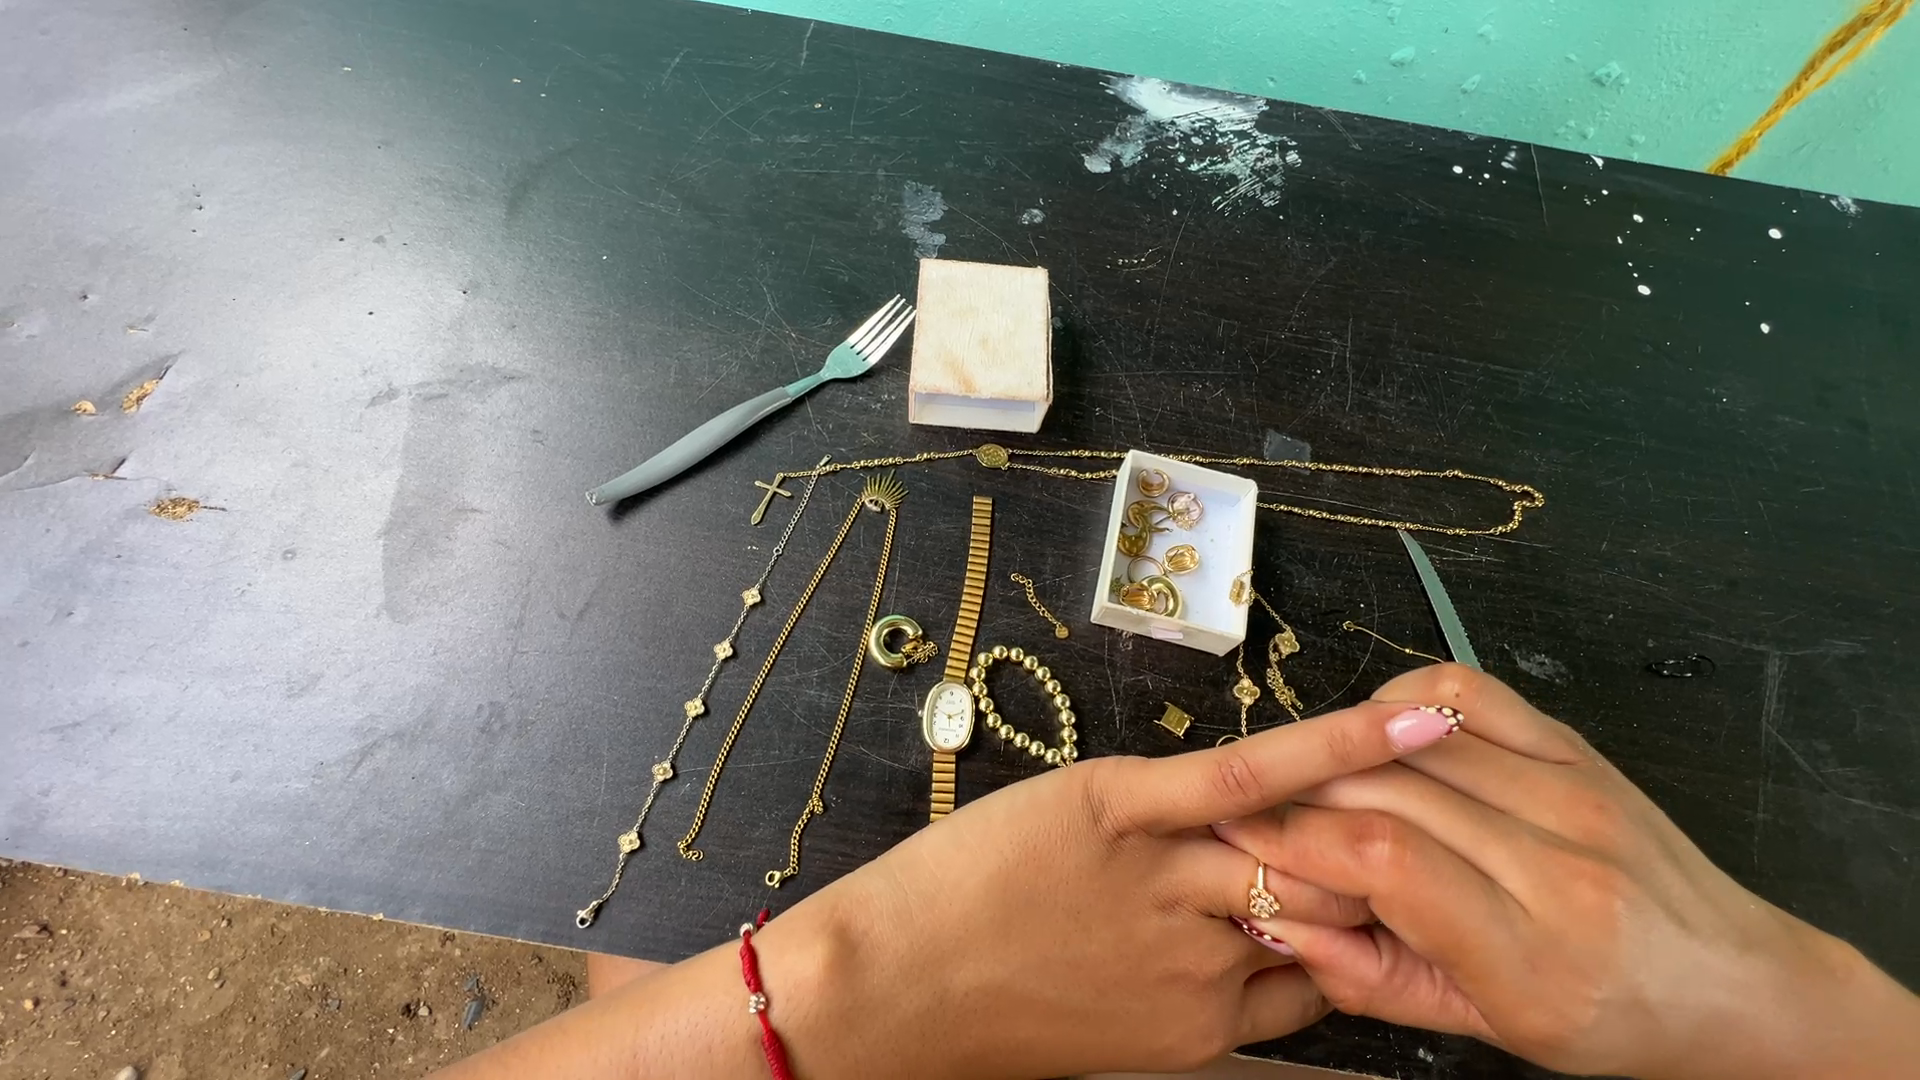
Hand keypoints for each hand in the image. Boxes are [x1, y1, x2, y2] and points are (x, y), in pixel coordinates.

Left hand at [757, 697, 1464, 1079]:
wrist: (893, 986)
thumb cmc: (984, 1011)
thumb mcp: (1107, 1030)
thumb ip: (1181, 996)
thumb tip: (1244, 950)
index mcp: (1207, 1022)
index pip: (1319, 978)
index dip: (1345, 937)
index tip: (1367, 904)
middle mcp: (1210, 954)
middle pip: (1326, 907)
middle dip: (1364, 873)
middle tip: (1398, 824)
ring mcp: (1169, 874)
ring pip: (1301, 845)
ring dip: (1366, 813)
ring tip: (1429, 774)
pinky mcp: (1124, 806)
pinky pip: (1245, 776)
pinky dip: (1329, 744)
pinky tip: (1404, 720)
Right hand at [1213, 664, 1919, 1079]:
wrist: (1738, 984)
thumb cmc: (1597, 1020)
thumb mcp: (1479, 1028)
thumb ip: (1367, 979)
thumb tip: (1273, 917)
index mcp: (1534, 954)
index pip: (1385, 860)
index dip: (1293, 835)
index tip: (1237, 827)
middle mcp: (1556, 860)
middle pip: (1383, 790)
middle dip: (1297, 793)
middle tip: (1257, 804)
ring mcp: (1570, 789)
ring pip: (1406, 739)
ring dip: (1333, 753)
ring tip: (1308, 777)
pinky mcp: (1573, 743)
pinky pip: (1458, 689)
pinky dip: (1395, 700)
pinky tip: (1378, 735)